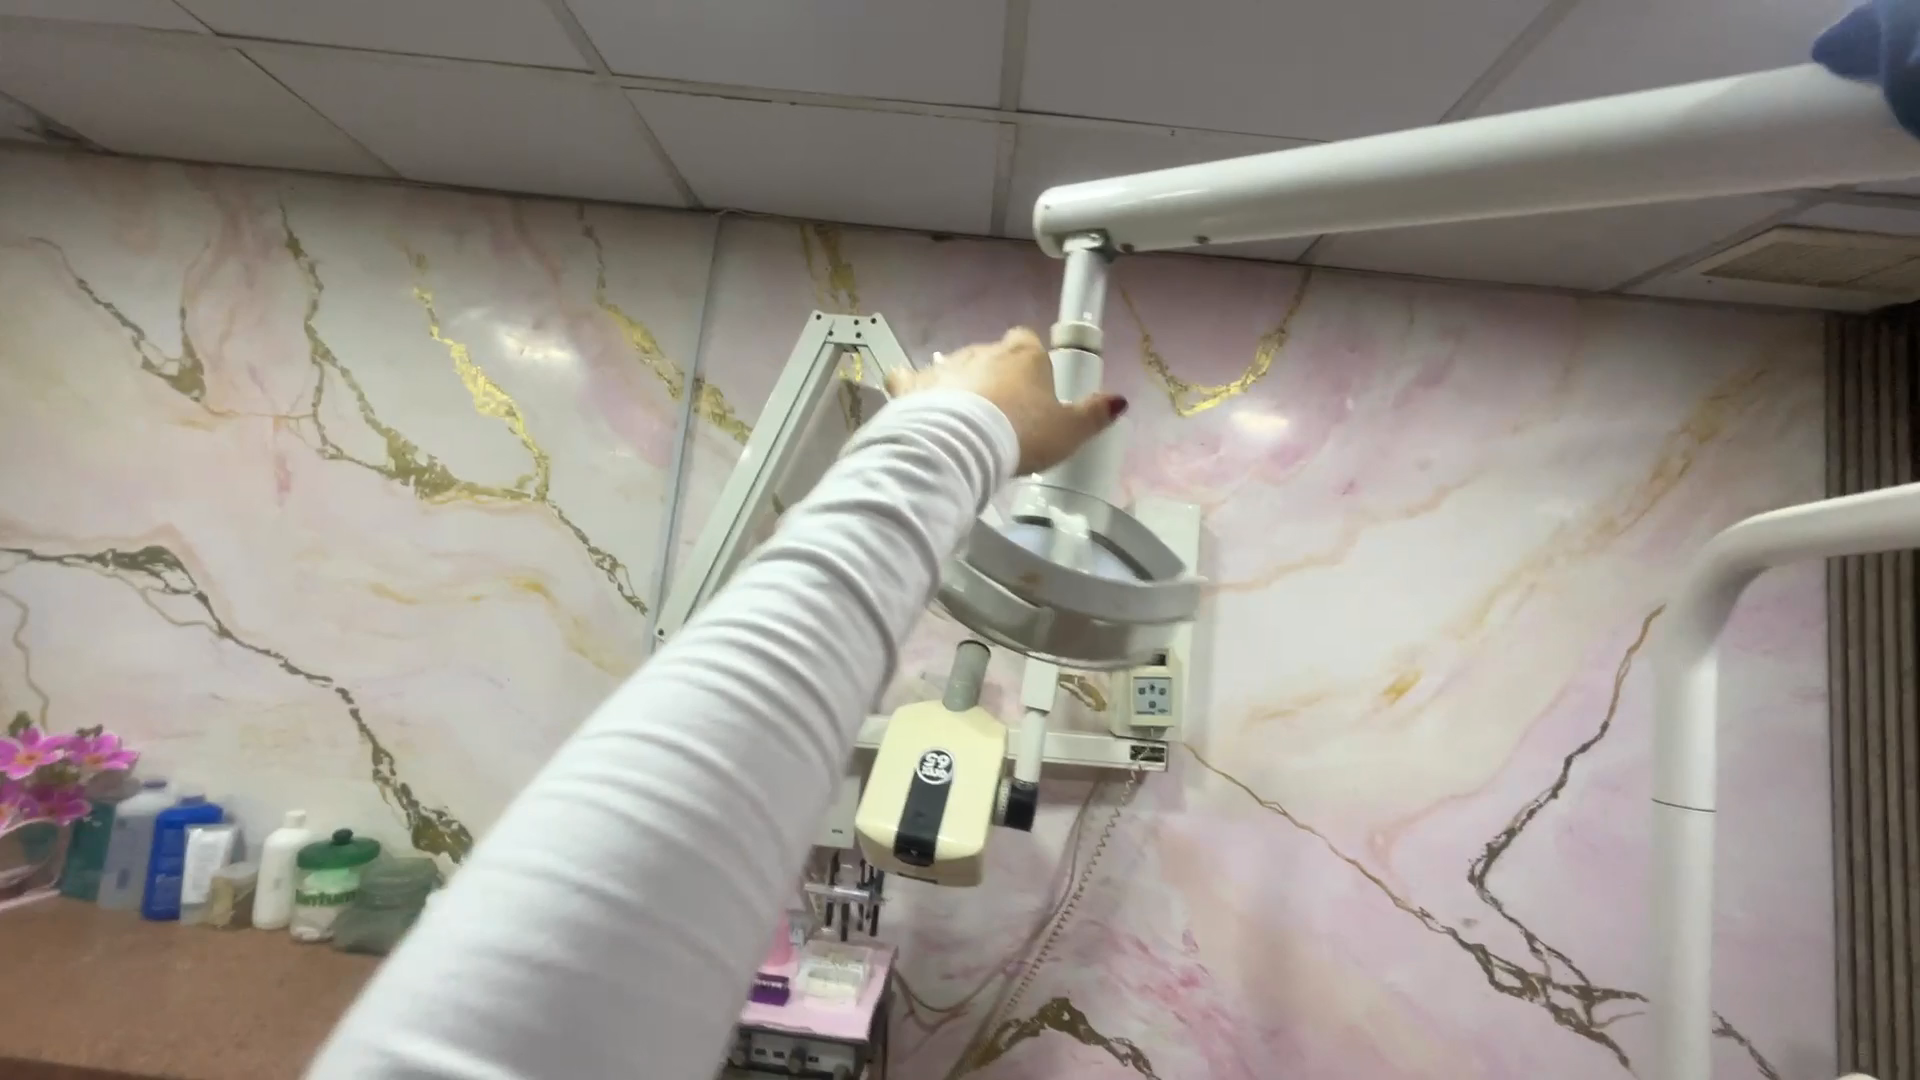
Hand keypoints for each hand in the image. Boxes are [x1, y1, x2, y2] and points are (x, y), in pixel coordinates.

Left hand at [883, 327, 1127, 475]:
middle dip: (994, 380)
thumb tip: (1120, 400)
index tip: (1033, 392)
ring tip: (964, 422)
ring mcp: (944, 366)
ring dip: (958, 388)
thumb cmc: (1021, 434)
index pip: (1028, 342)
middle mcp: (982, 350)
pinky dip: (914, 390)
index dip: (1031, 366)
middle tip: (1000, 417)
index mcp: (1023, 354)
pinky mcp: (912, 385)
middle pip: (991, 357)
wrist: (961, 445)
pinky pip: (909, 380)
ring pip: (954, 369)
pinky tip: (916, 404)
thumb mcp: (1069, 431)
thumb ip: (1094, 414)